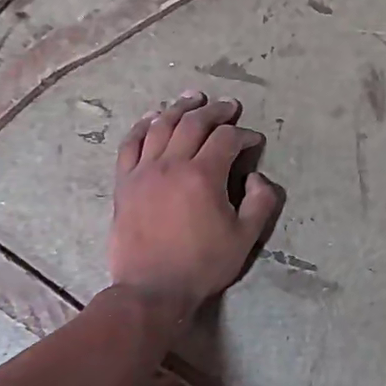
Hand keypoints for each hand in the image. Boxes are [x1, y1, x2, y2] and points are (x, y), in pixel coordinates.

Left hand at [108, 91, 280, 318]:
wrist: (153, 287)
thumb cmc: (205, 263)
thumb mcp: (246, 237)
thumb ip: (260, 202)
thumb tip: (257, 178)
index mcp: (203, 176)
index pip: (226, 140)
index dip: (244, 135)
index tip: (256, 141)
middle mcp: (170, 164)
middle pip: (192, 123)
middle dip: (214, 112)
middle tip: (229, 106)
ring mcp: (143, 171)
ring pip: (160, 126)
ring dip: (179, 108)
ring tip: (194, 98)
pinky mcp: (125, 182)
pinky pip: (131, 143)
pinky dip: (144, 126)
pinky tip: (153, 118)